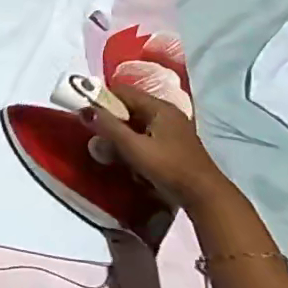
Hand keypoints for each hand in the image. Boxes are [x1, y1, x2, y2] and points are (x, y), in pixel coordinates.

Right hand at [85, 83, 232, 209]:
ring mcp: (172, 129)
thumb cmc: (168, 168)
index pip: (123, 92)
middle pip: (130, 107)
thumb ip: (109, 128)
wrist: (203, 195)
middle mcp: (167, 113)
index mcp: (160, 108)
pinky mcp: (173, 145)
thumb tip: (84, 109)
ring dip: (121, 134)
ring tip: (109, 150)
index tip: (85, 113)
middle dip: (111, 119)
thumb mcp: (134, 148)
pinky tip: (128, 158)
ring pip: (137, 123)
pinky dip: (132, 143)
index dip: (102, 98)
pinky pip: (145, 136)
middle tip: (96, 136)